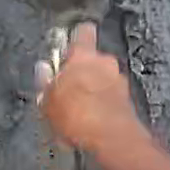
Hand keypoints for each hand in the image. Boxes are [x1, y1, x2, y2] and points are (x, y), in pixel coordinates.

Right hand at [35, 22, 146, 154]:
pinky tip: (87, 123)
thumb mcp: (47, 101)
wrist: (110, 138)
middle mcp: (105, 62)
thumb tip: (43, 70)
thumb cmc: (76, 115)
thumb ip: (45, 82)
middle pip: (90, 60)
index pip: (82, 31)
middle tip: (63, 92)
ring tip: (74, 113)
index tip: (63, 53)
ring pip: (100, 79)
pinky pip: (108, 97)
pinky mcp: (126, 101)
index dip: (73, 40)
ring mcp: (118, 80)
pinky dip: (99, 105)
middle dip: (79, 73)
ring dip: (90, 90)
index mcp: (83, 55)